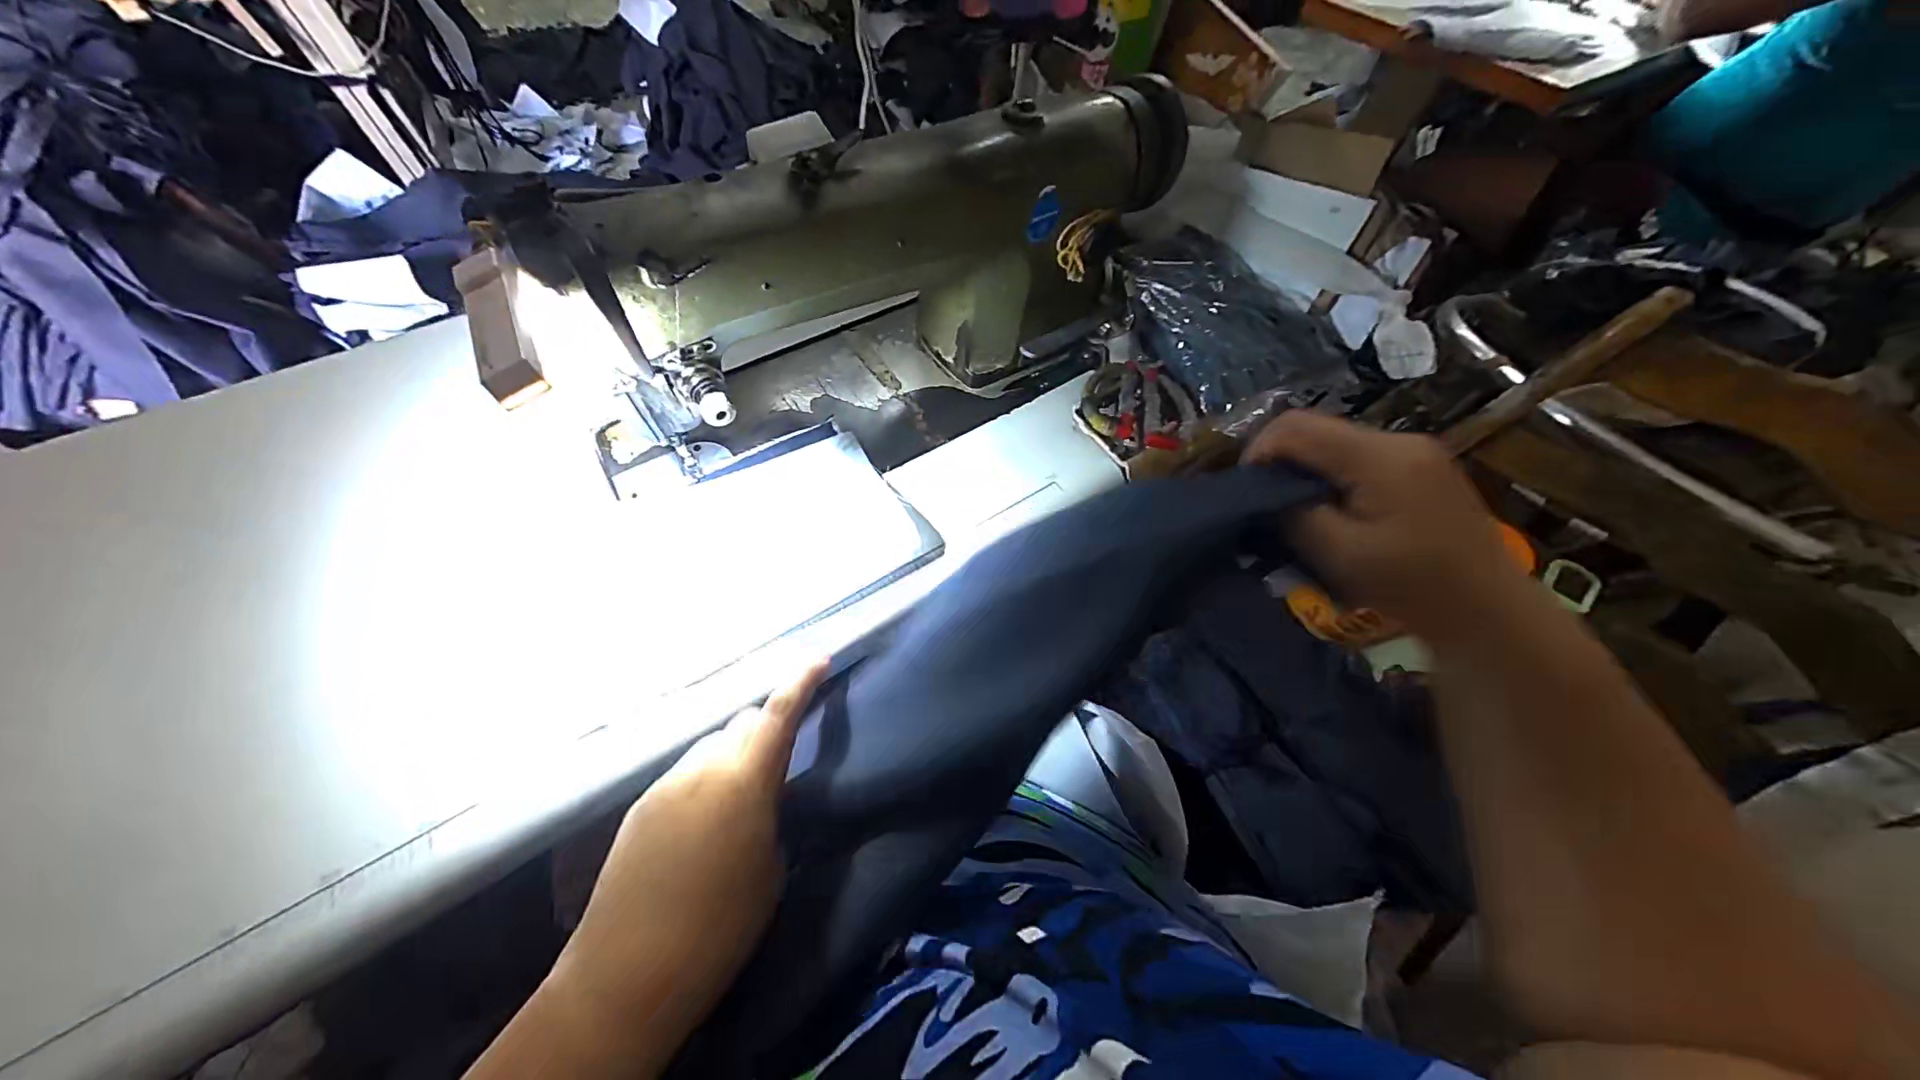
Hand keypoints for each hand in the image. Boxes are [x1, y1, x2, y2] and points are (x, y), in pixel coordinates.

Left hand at [545, 659, 829, 1072]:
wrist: (626, 975)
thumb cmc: (719, 929)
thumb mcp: (769, 870)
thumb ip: (771, 815)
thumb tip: (765, 795)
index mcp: (743, 783)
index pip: (778, 715)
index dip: (801, 682)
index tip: (818, 659)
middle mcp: (701, 769)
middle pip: (739, 724)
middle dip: (763, 730)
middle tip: (778, 762)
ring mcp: (664, 785)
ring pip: (709, 748)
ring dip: (731, 757)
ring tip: (739, 800)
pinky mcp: (639, 807)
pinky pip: (684, 774)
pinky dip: (704, 781)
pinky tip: (704, 823)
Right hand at [1243, 411, 1525, 637]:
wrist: (1488, 609)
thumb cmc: (1412, 585)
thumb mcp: (1340, 555)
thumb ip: (1294, 515)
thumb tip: (1263, 493)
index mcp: (1378, 457)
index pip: (1295, 426)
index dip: (1258, 451)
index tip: (1245, 490)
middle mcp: (1398, 440)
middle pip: (1316, 429)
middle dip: (1280, 462)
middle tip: (1264, 505)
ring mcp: (1414, 451)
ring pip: (1335, 443)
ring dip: (1305, 470)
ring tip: (1293, 511)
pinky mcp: (1421, 467)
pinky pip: (1358, 458)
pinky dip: (1331, 477)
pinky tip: (1330, 510)